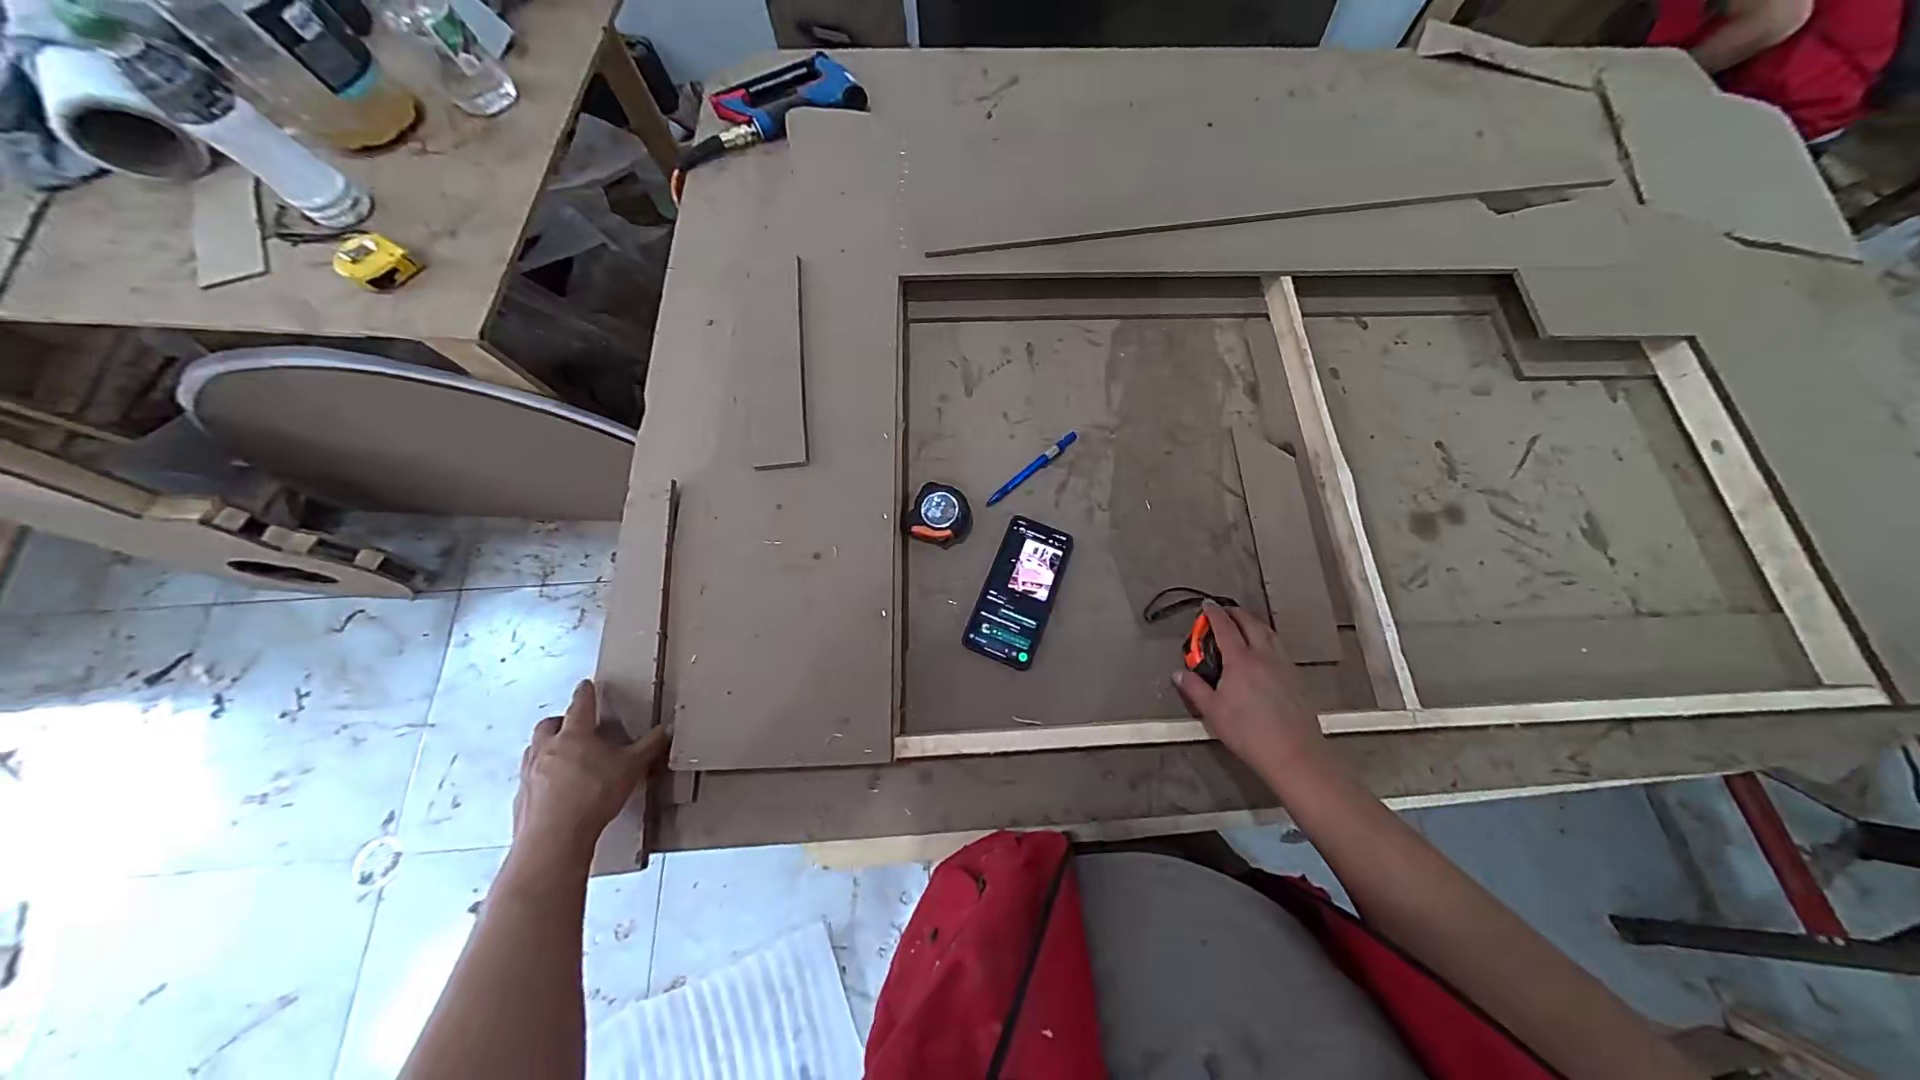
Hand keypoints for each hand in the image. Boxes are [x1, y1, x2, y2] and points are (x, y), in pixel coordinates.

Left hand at [512, 679, 668, 853]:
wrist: (555, 837)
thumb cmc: (592, 796)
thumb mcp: (632, 768)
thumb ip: (649, 747)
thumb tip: (665, 731)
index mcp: (574, 735)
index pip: (580, 705)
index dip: (585, 693)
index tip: (586, 685)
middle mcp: (547, 748)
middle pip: (548, 725)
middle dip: (560, 721)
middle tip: (572, 725)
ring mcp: (530, 773)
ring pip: (534, 750)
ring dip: (546, 748)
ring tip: (563, 757)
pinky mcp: (522, 798)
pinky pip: (530, 779)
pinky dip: (541, 778)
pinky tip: (555, 790)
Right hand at [1172, 602, 1324, 774]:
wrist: (1292, 752)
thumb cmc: (1248, 732)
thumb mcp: (1212, 711)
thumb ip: (1194, 688)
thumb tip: (1179, 674)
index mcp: (1240, 661)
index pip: (1225, 627)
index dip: (1214, 613)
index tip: (1207, 605)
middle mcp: (1264, 656)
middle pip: (1250, 623)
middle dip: (1235, 613)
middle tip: (1224, 611)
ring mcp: (1283, 665)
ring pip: (1269, 632)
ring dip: (1254, 622)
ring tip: (1244, 624)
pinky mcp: (1295, 677)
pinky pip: (1279, 647)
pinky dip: (1267, 638)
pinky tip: (1263, 650)